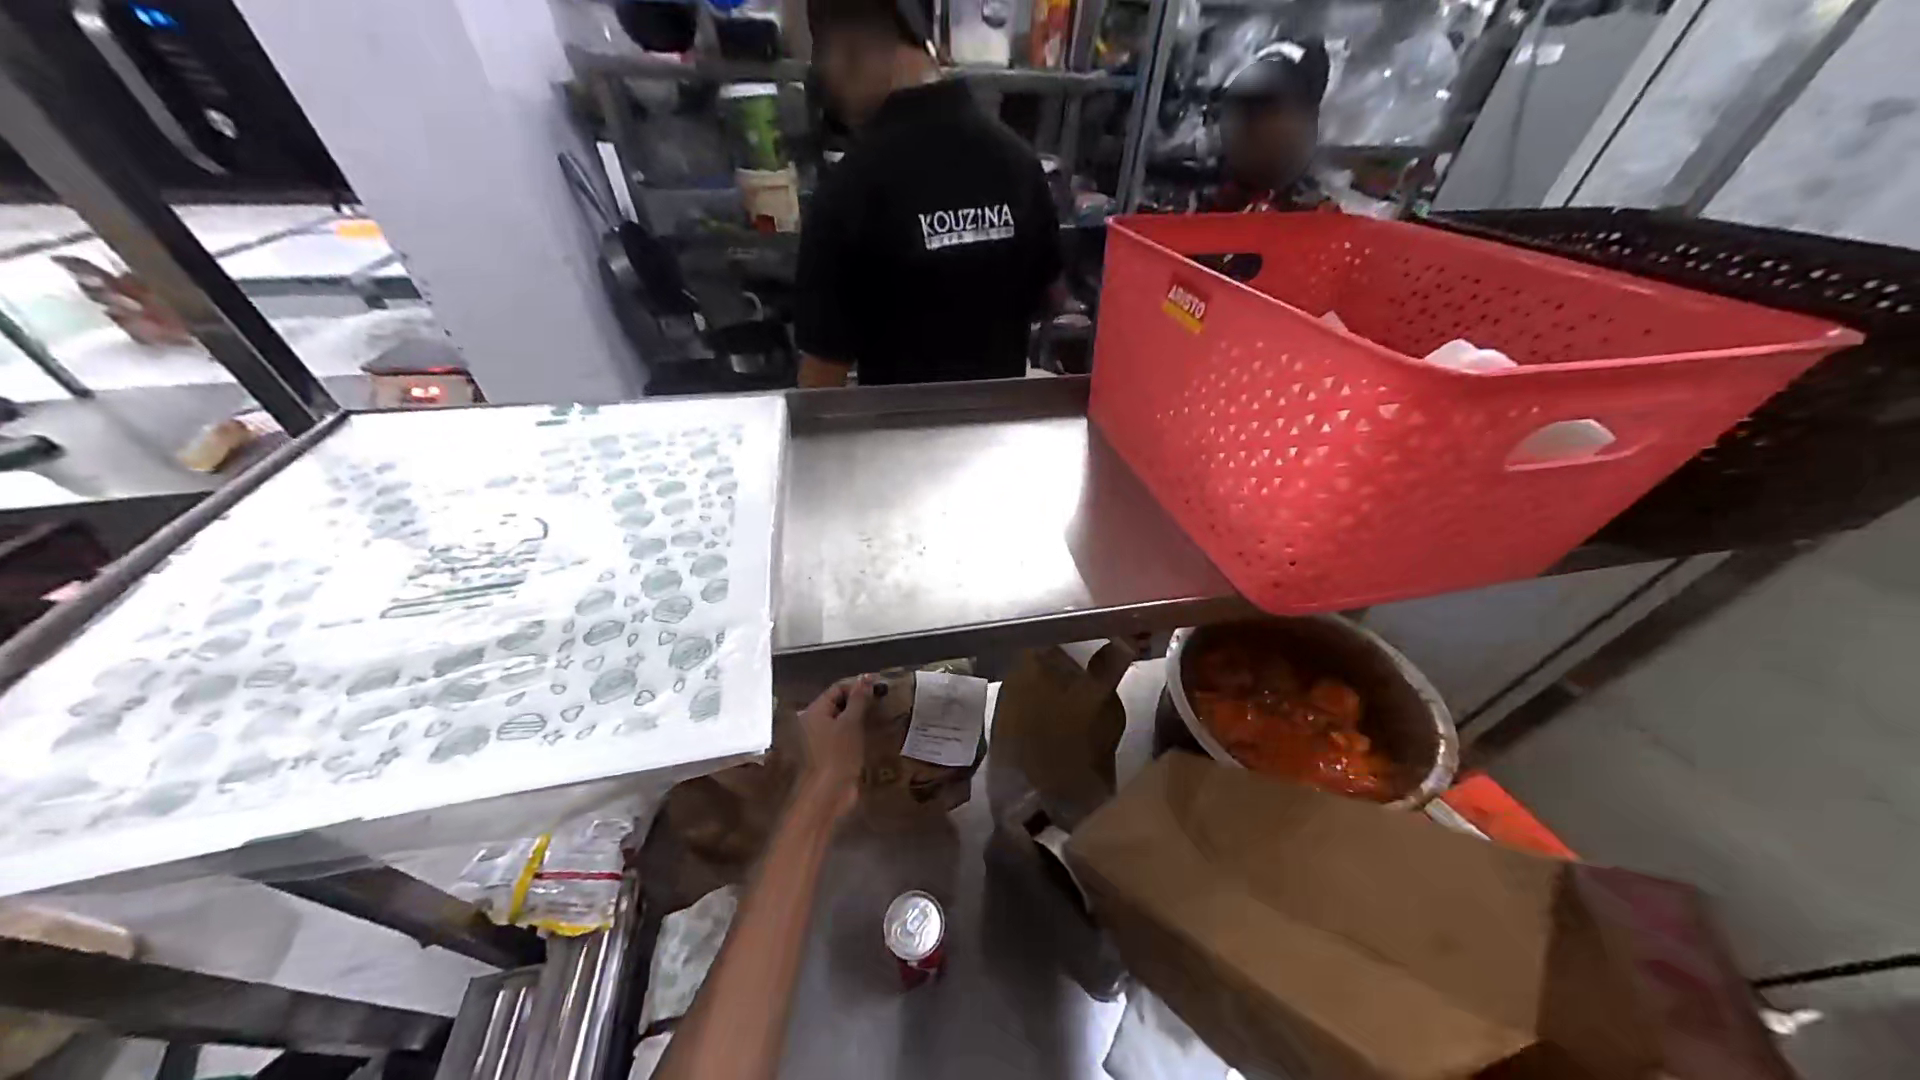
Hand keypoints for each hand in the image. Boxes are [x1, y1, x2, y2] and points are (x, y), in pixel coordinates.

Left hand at [795, 675, 875, 818]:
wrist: (828, 794)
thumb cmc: (838, 755)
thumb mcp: (851, 723)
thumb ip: (858, 699)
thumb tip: (865, 677)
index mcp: (814, 711)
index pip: (836, 689)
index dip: (857, 685)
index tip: (879, 687)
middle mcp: (813, 723)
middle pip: (838, 704)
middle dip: (859, 701)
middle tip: (882, 700)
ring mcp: (820, 740)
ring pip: (842, 721)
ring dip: (859, 717)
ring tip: (880, 715)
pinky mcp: (829, 754)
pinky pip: (843, 736)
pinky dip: (856, 732)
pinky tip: (872, 734)